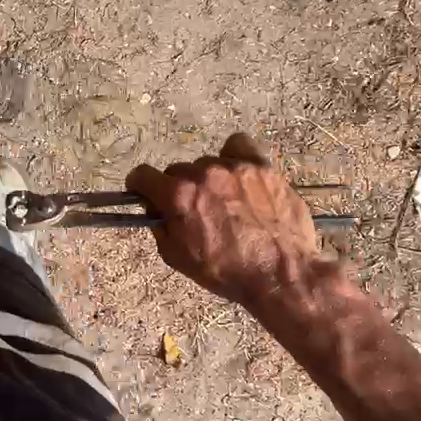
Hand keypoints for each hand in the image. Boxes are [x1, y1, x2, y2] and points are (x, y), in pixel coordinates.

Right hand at [126, 133, 337, 308]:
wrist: (280, 275)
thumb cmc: (225, 271)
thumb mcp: (175, 255)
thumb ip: (159, 225)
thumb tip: (155, 207)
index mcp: (177, 195)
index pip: (142, 174)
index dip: (140, 186)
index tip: (146, 195)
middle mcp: (202, 174)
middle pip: (177, 171)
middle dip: (179, 188)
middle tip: (194, 210)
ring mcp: (233, 168)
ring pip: (206, 163)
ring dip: (208, 179)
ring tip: (225, 200)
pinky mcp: (262, 168)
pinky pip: (240, 146)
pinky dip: (233, 155)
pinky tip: (237, 174)